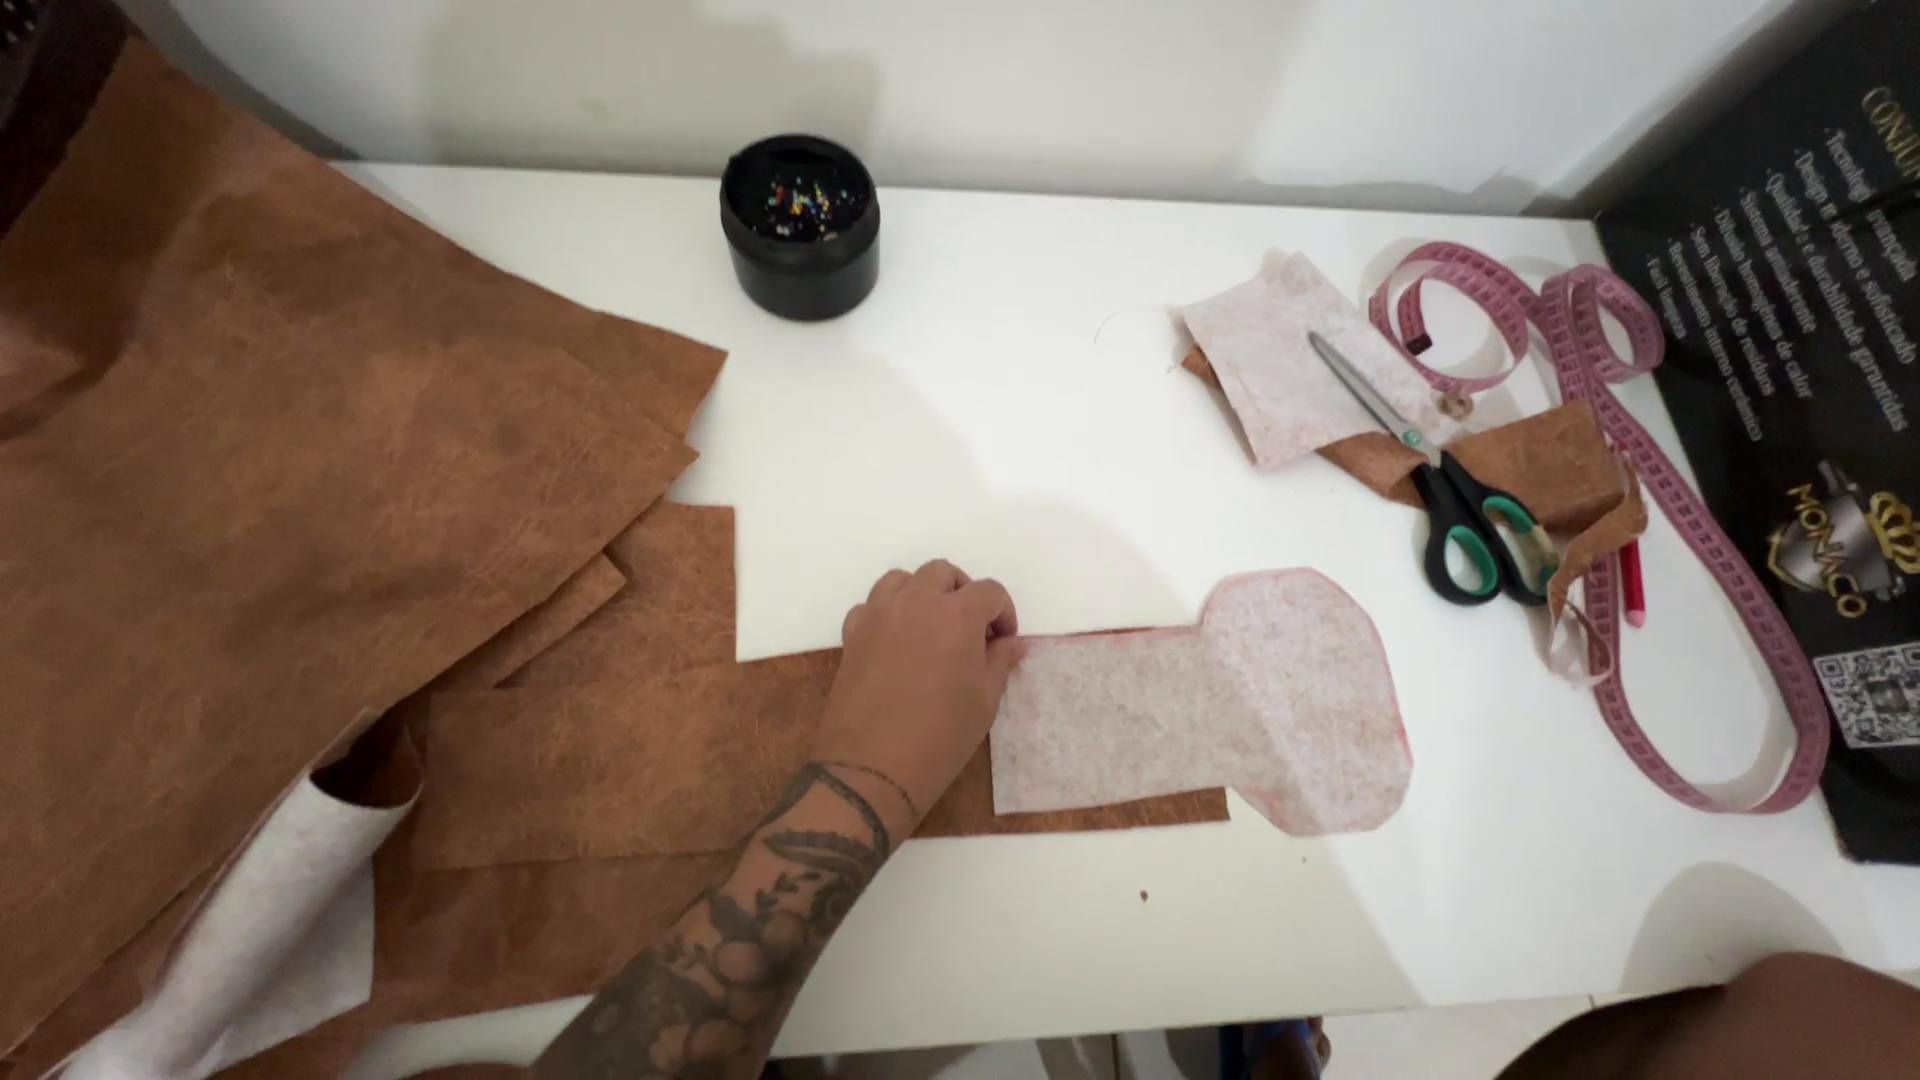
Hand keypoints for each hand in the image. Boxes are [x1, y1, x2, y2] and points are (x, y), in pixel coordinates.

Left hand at [811, 560, 1023, 833]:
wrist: (871, 768)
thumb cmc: (940, 737)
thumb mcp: (984, 703)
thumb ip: (999, 662)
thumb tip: (1011, 643)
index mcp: (956, 615)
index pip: (989, 591)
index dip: (1003, 613)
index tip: (1003, 641)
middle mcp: (916, 602)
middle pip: (943, 573)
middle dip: (963, 594)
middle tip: (971, 630)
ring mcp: (879, 614)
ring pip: (902, 579)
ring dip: (923, 593)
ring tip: (932, 627)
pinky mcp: (852, 634)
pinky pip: (871, 605)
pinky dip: (887, 612)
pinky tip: (896, 642)